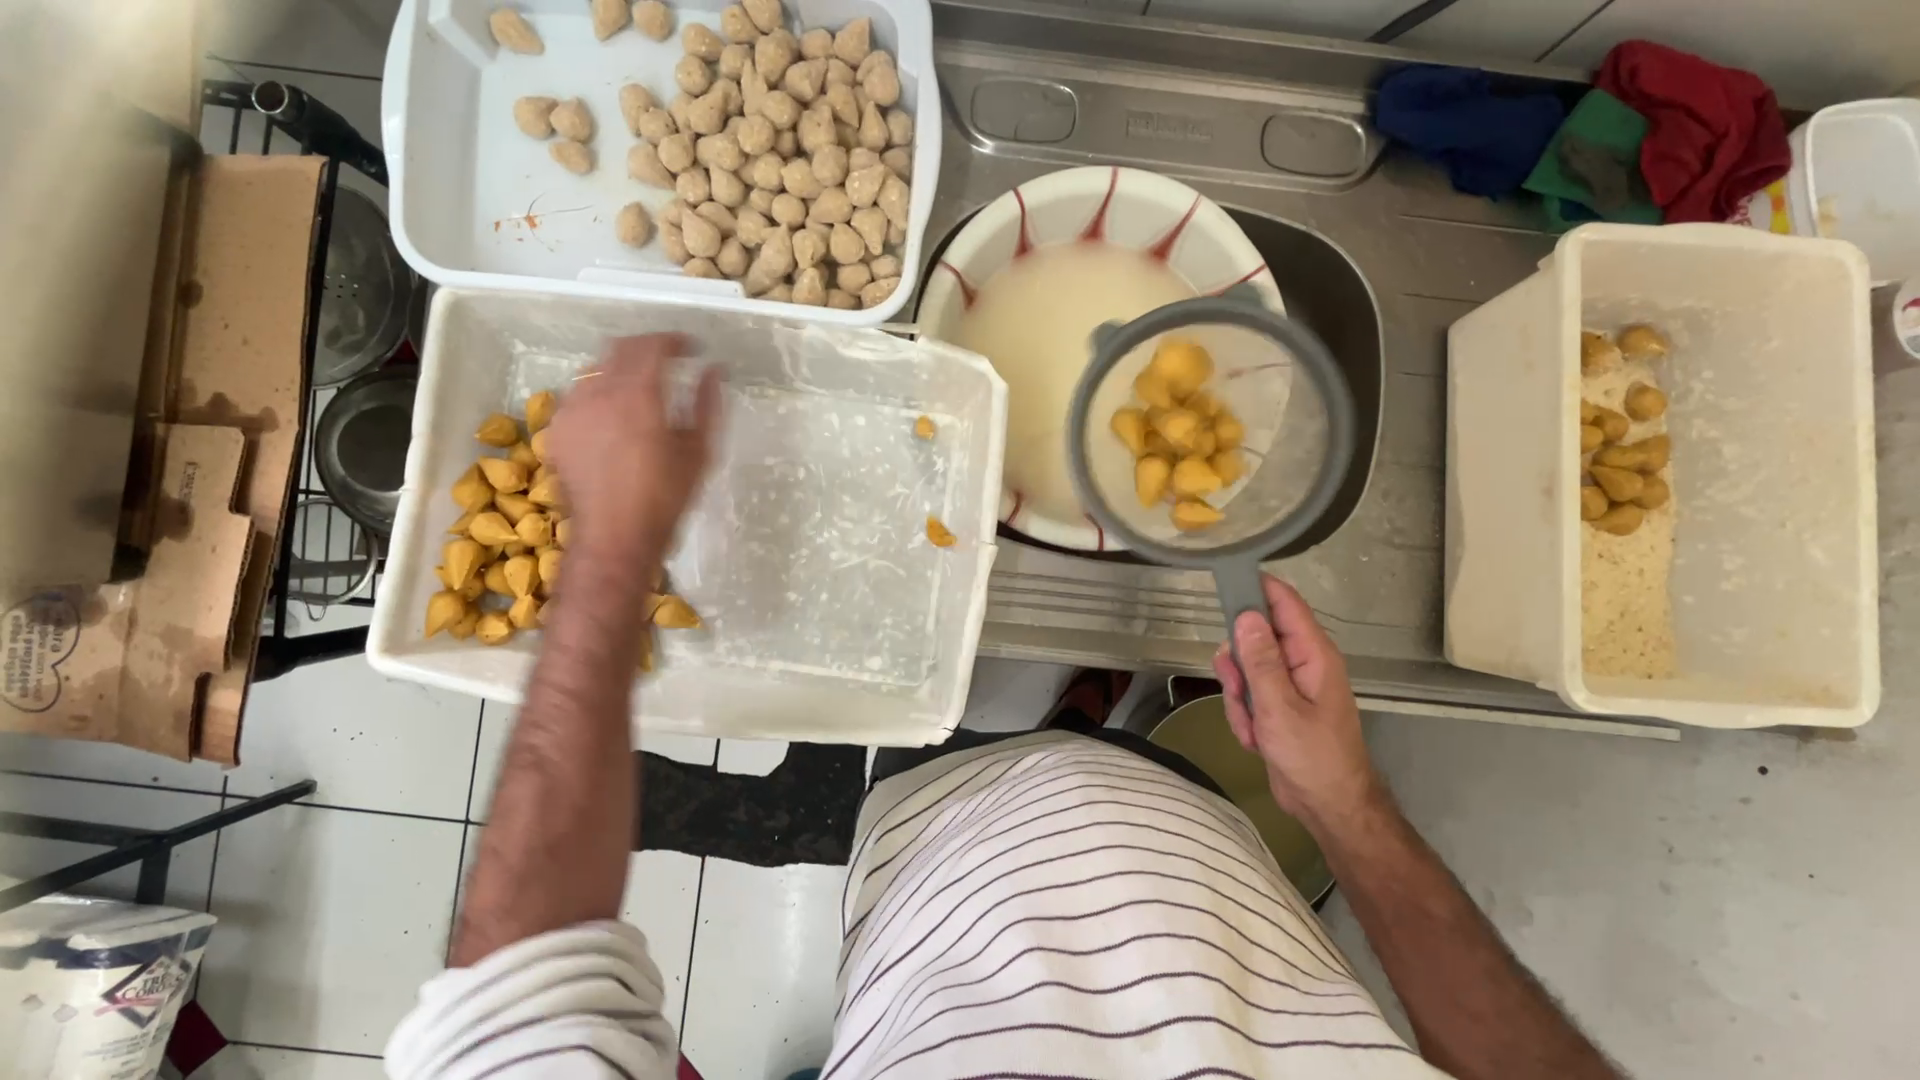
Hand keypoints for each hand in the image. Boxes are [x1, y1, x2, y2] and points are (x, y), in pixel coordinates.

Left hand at [545, 334, 720, 564]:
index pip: (653, 345)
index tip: (692, 348)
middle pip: (619, 348)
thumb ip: (707, 403)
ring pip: (594, 370)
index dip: (674, 340)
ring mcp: (571, 411)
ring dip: (619, 369)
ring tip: (640, 388)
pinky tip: (613, 417)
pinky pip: (577, 397)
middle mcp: (598, 394)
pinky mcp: (557, 432)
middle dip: (646, 348)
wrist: (615, 538)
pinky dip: (598, 395)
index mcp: (637, 395)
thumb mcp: (699, 452)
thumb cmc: (665, 499)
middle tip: (668, 361)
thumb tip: (714, 370)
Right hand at [1211, 575, 1382, 831]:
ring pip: (1245, 670)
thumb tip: (1247, 616)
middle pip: (1254, 638)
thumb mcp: (1280, 708)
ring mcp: (1289, 685)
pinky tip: (1258, 739)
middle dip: (1238, 666)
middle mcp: (1301, 663)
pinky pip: (1247, 696)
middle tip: (1240, 691)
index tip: (1224, 583)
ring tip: (1255, 726)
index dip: (1256, 588)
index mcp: (1313, 654)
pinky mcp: (1278, 706)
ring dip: (1240, 698)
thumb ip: (1261, 661)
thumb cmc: (1313, 756)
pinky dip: (1245, 717)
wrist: (1328, 805)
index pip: (1285, 603)